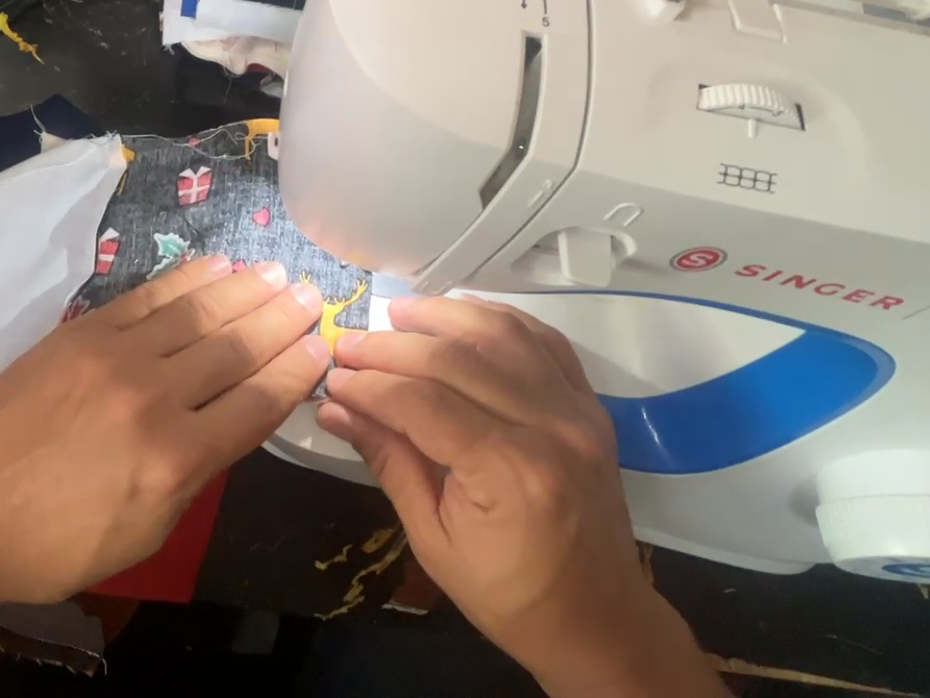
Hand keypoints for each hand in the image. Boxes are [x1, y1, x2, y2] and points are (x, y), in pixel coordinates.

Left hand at [0, 255, 328, 605]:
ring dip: (244, 290)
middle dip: (281, 320)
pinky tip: (217, 266)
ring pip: (198, 314)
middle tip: (313, 294)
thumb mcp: (146, 531)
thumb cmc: (57, 541)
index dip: (296, 369)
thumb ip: (198, 470)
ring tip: (277, 273)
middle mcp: (156, 398)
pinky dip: (188, 279)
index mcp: (177, 460)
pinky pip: (148, 297)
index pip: (257, 402)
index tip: (322, 343)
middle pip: (236, 349)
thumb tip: (235, 416)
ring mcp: (117, 357)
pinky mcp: (84, 332)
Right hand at [319, 297, 722, 696]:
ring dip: (443, 314)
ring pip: (501, 333)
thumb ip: (387, 460)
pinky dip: (496, 318)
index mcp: (510, 474)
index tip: (333, 377)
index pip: (424, 403)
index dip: (371, 385)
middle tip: (349, 344)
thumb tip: (333, 407)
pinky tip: (459, 315)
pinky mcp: (589, 402)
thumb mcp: (431, 538)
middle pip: (457, 360)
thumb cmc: (506, 592)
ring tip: (398, 312)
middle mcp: (550, 428)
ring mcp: (577, 409)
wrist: (597, 617)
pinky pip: (541, 339)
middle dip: (392, 346)